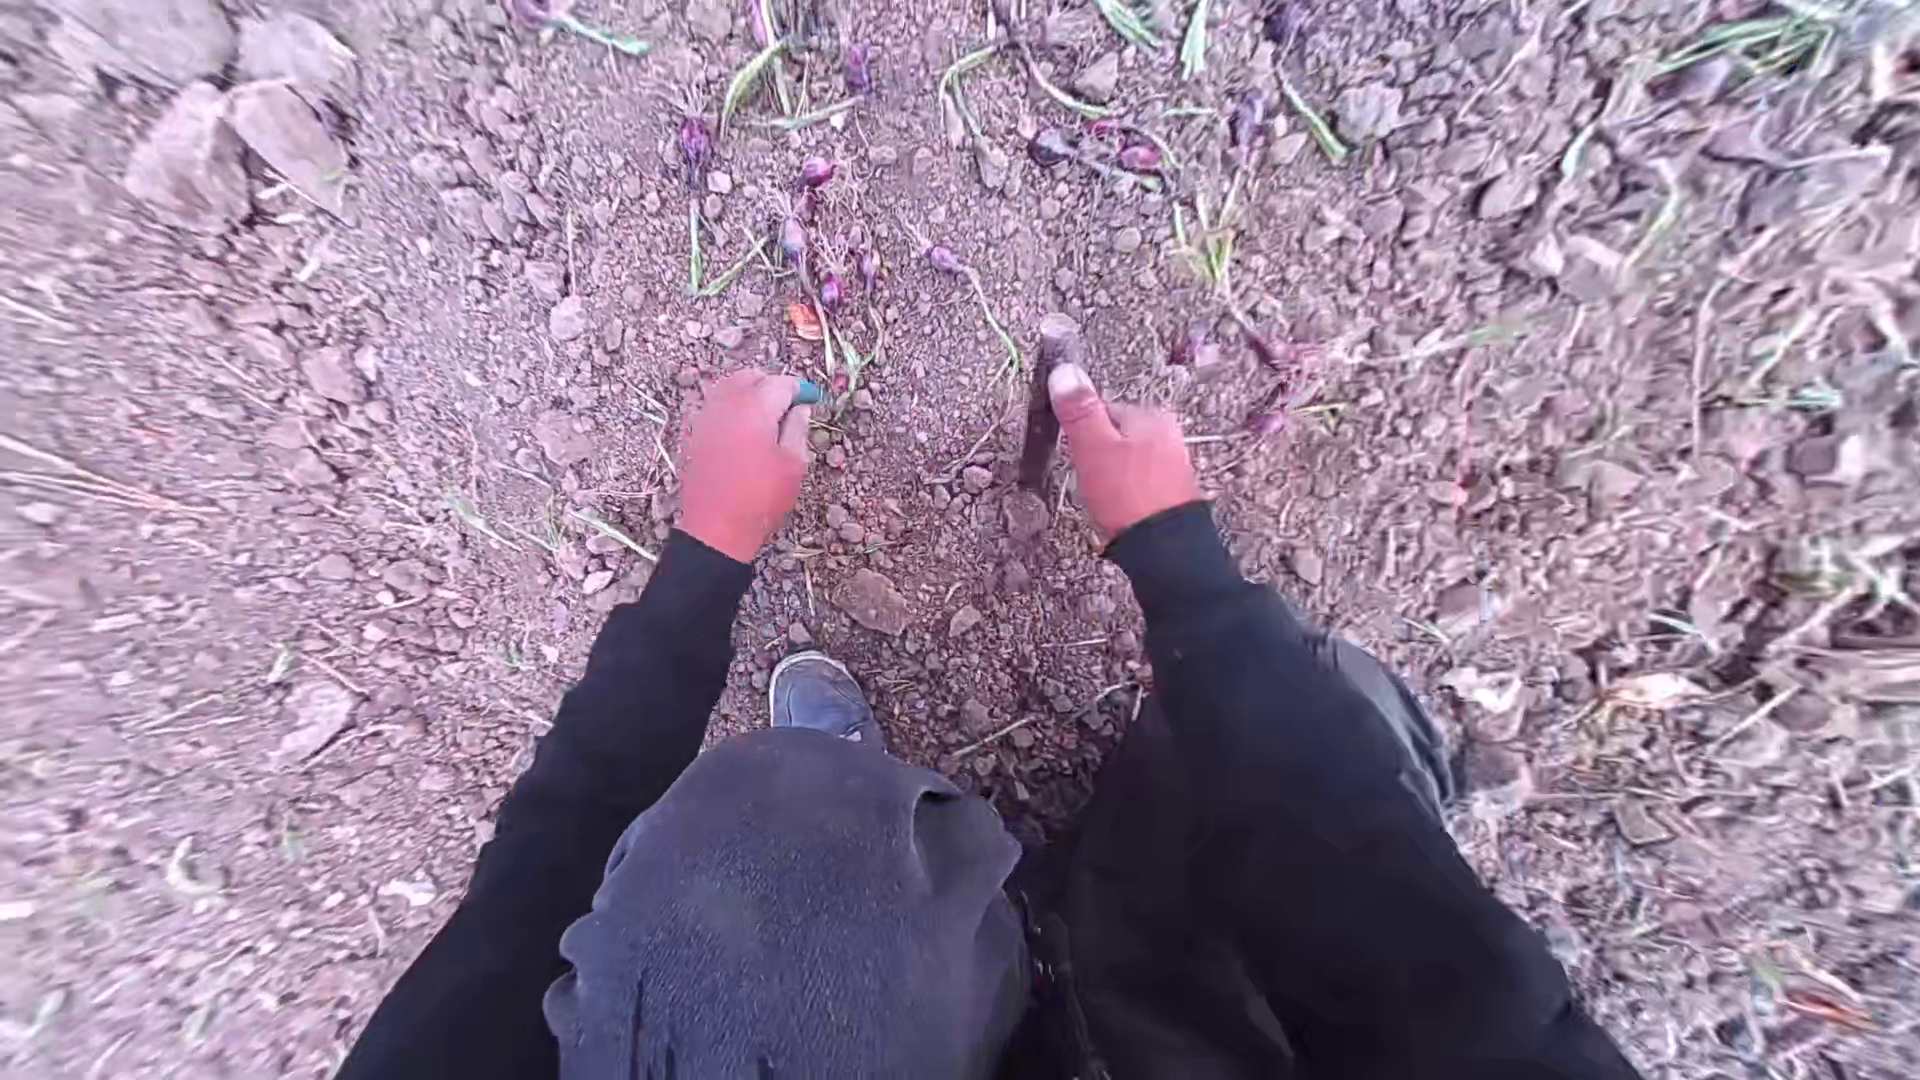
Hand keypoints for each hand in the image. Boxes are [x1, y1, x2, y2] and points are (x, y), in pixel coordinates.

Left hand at [677, 371, 810, 561]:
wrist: (717, 528)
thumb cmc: (762, 497)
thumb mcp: (794, 464)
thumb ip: (798, 428)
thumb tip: (800, 408)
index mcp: (754, 408)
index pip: (780, 383)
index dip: (799, 389)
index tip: (811, 398)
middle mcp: (726, 404)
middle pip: (750, 377)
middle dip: (772, 384)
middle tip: (790, 404)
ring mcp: (705, 417)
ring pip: (728, 387)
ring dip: (749, 391)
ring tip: (767, 413)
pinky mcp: (694, 434)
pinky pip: (714, 405)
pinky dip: (731, 405)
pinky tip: (743, 425)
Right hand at [1049, 362, 1199, 539]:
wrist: (1163, 547)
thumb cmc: (1129, 497)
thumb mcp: (1093, 447)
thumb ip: (1079, 410)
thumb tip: (1064, 372)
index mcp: (1150, 416)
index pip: (1102, 410)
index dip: (1082, 435)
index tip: (1077, 454)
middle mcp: (1167, 435)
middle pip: (1113, 436)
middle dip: (1096, 457)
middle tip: (1091, 479)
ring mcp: (1171, 463)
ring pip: (1124, 461)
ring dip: (1109, 478)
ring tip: (1104, 497)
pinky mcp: (1170, 491)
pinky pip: (1135, 483)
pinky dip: (1123, 493)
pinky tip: (1118, 508)